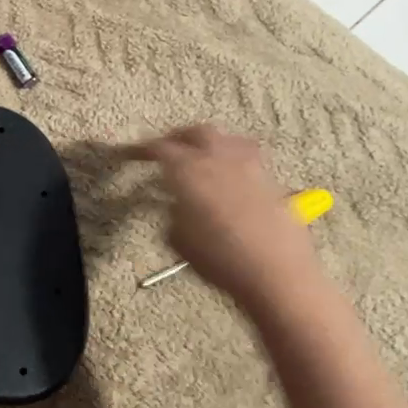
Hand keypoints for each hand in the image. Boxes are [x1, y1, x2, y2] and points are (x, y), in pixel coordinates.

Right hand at [131, 125, 319, 307]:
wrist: (277, 275)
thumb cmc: (219, 260)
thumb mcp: (178, 238)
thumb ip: (172, 211)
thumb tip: (174, 201)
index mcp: (189, 171)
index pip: (160, 148)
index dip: (141, 149)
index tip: (130, 154)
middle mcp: (220, 161)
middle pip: (197, 132)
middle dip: (178, 137)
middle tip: (165, 149)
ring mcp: (250, 169)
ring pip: (228, 139)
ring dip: (210, 143)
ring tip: (201, 155)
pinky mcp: (273, 183)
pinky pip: (250, 157)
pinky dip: (235, 158)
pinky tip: (231, 175)